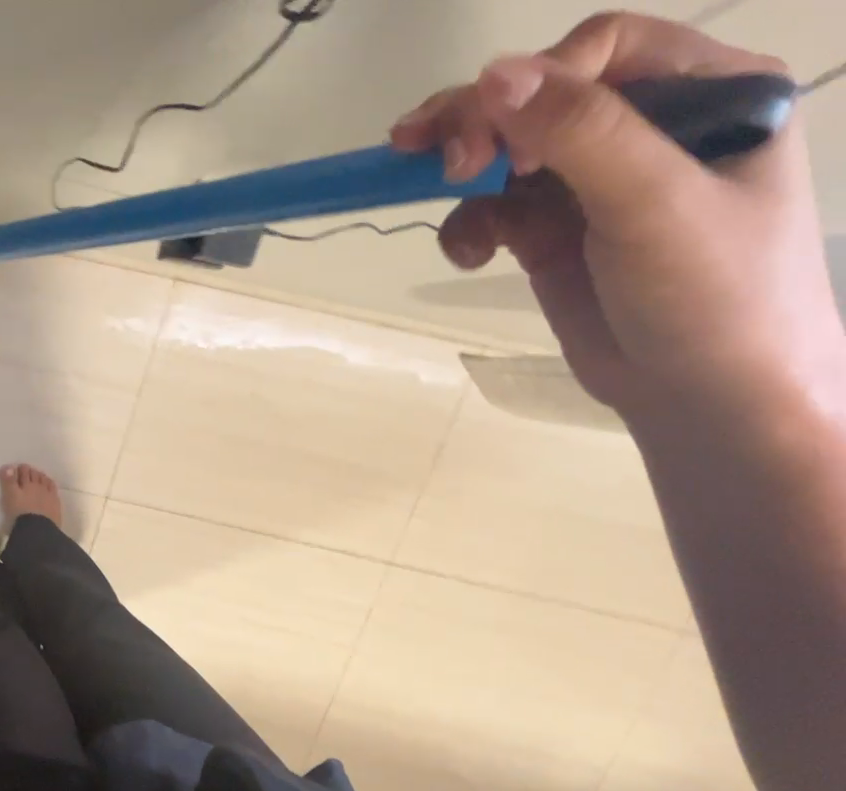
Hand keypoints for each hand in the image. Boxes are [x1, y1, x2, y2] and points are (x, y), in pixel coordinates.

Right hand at [390, 13, 845, 434]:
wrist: (704, 397)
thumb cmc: (711, 294)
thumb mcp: (652, 203)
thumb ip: (581, 132)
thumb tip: (492, 74)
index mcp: (707, 93)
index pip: (603, 50)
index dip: (535, 80)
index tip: (488, 140)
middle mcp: (648, 127)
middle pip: (540, 96)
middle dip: (479, 122)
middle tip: (420, 152)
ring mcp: (594, 183)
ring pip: (505, 152)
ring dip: (463, 174)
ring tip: (441, 193)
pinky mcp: (552, 232)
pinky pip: (492, 210)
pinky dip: (468, 228)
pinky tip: (469, 257)